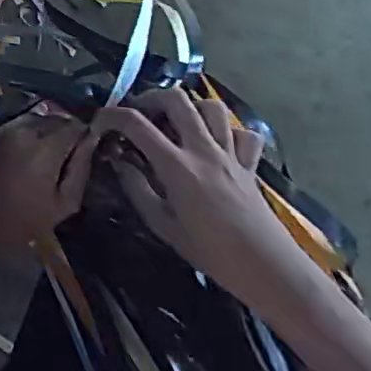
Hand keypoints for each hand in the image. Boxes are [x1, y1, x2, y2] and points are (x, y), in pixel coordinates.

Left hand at [0, 109, 91, 250]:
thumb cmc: (28, 218)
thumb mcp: (66, 201)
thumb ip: (81, 168)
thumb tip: (91, 141)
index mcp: (44, 149)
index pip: (75, 127)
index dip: (87, 136)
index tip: (92, 150)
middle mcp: (26, 132)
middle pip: (59, 120)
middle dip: (71, 133)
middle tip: (76, 157)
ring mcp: (11, 130)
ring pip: (44, 120)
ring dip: (55, 132)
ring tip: (60, 157)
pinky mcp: (2, 134)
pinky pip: (30, 125)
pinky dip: (40, 133)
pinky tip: (43, 154)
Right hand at [86, 87, 321, 312]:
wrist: (271, 271)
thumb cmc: (212, 253)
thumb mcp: (162, 225)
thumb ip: (136, 188)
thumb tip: (119, 161)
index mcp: (177, 166)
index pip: (135, 123)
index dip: (111, 115)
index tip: (99, 124)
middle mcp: (204, 151)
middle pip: (177, 99)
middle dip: (150, 98)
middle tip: (138, 115)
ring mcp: (232, 155)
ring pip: (211, 107)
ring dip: (188, 109)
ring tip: (174, 124)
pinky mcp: (251, 166)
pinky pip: (242, 133)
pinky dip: (226, 131)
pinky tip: (214, 144)